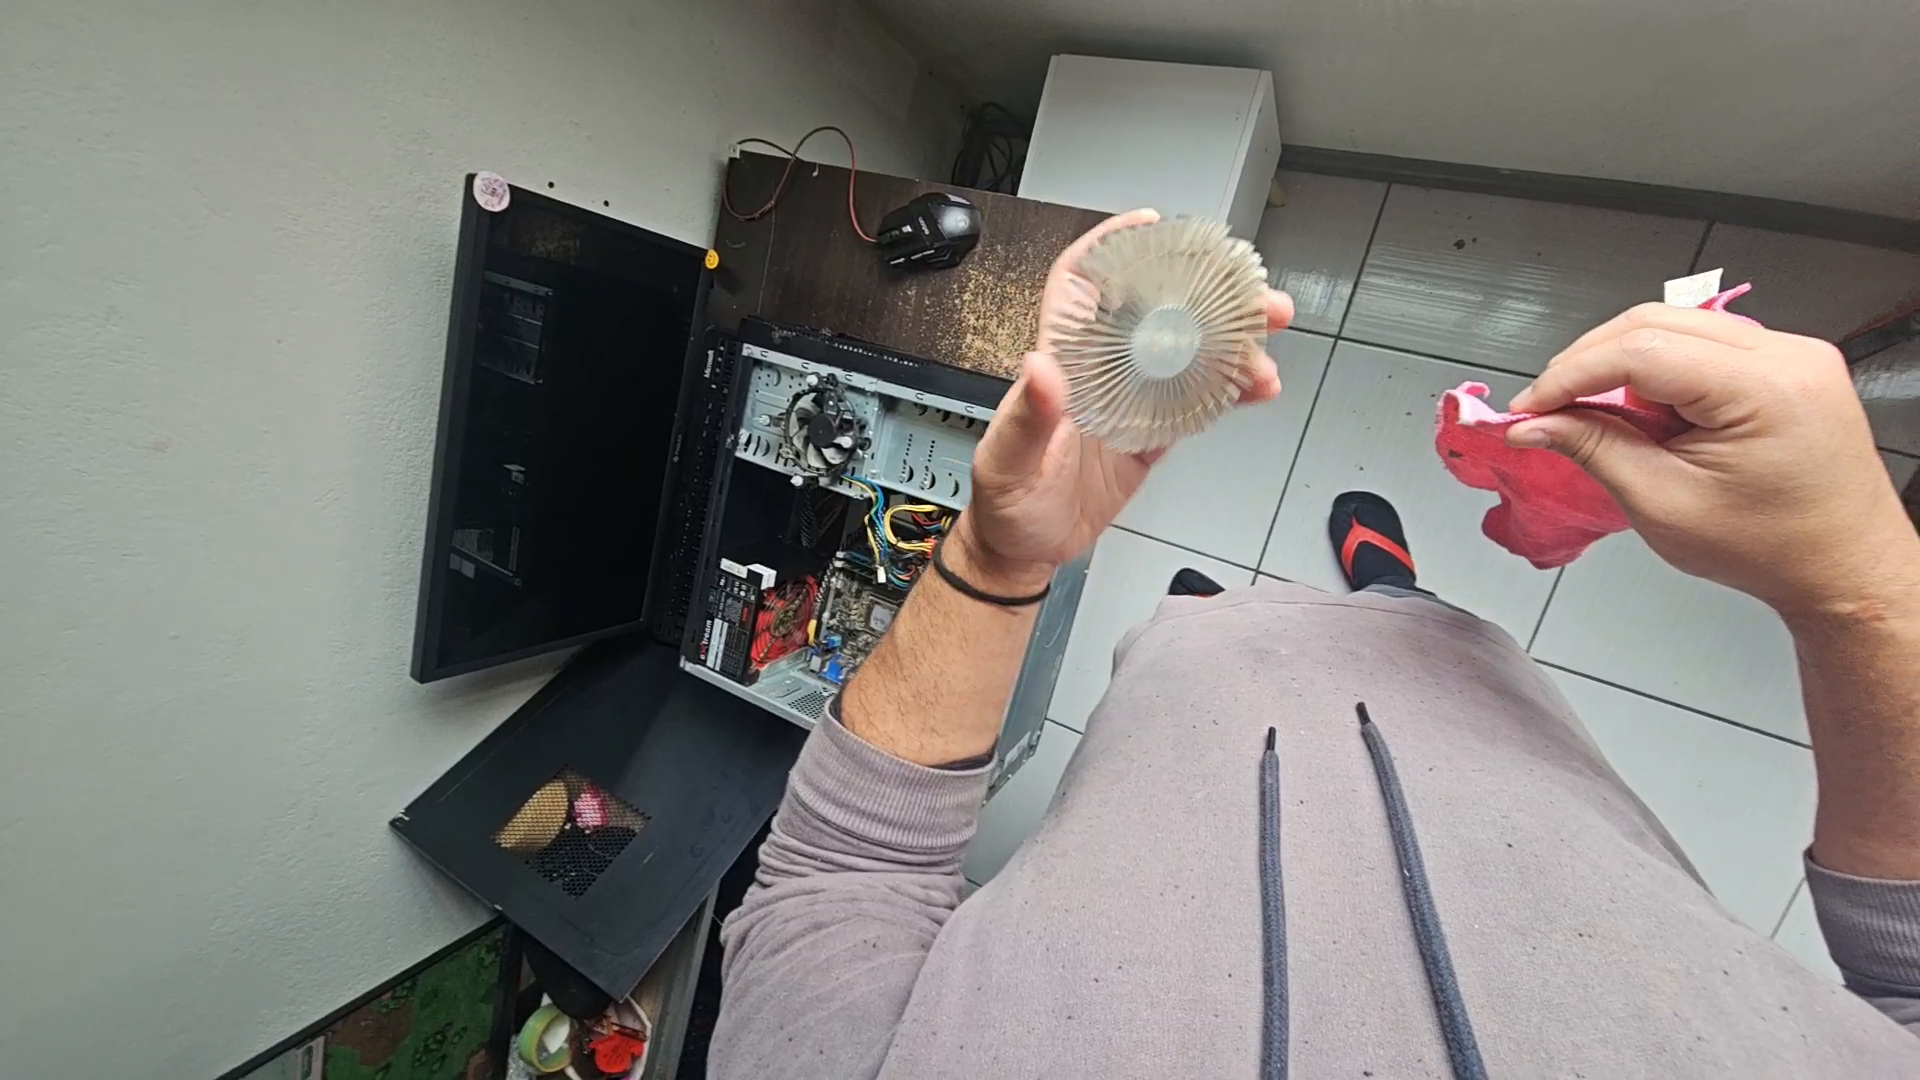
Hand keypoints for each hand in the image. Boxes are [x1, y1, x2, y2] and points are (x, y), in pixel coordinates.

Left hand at [953, 209, 1293, 593]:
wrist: (1025, 548)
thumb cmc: (1005, 503)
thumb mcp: (1006, 461)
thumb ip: (1026, 417)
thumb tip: (1040, 366)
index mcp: (1061, 368)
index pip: (1081, 291)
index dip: (1111, 252)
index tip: (1151, 225)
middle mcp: (1099, 377)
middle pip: (1156, 316)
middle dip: (1205, 297)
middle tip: (1251, 295)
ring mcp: (1129, 405)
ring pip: (1187, 357)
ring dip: (1230, 344)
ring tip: (1267, 343)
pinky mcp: (1148, 438)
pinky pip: (1194, 406)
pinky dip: (1228, 393)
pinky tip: (1254, 387)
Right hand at [1507, 303, 1919, 617]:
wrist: (1839, 563)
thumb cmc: (1763, 543)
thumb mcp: (1659, 500)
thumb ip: (1591, 449)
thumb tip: (1530, 426)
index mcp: (1766, 388)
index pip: (1640, 351)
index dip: (1568, 376)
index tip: (1525, 411)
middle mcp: (1785, 355)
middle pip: (1651, 323)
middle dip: (1582, 363)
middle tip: (1542, 408)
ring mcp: (1784, 356)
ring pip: (1666, 327)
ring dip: (1608, 366)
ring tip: (1582, 414)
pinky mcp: (1774, 368)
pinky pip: (1688, 347)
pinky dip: (1640, 374)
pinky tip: (1628, 411)